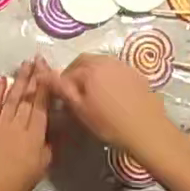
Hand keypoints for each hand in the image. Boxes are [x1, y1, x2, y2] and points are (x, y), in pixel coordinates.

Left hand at [0, 59, 55, 190]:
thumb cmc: (16, 187)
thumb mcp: (41, 168)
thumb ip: (50, 146)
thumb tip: (58, 128)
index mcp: (35, 136)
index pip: (42, 106)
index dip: (46, 87)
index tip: (49, 71)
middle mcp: (18, 126)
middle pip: (28, 97)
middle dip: (34, 77)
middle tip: (38, 60)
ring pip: (12, 98)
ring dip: (19, 80)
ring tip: (24, 64)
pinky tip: (3, 80)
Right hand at [46, 54, 185, 166]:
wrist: (146, 129)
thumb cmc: (109, 122)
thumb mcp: (80, 109)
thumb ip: (62, 89)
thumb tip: (43, 73)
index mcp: (90, 68)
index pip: (68, 71)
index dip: (61, 84)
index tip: (62, 99)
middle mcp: (106, 61)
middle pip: (84, 61)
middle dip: (75, 73)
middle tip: (75, 93)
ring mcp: (123, 65)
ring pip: (100, 64)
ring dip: (91, 74)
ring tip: (92, 94)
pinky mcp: (135, 73)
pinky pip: (115, 69)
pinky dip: (106, 77)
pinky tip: (110, 94)